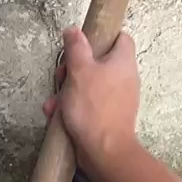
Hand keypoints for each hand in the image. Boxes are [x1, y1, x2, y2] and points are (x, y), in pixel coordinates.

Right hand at [43, 27, 141, 175]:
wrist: (104, 151)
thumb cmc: (94, 109)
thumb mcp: (79, 71)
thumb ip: (76, 48)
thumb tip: (74, 31)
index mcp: (123, 61)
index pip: (120, 37)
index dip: (101, 37)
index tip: (83, 44)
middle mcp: (125, 78)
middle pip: (98, 62)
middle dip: (74, 70)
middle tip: (63, 77)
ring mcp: (118, 98)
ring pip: (89, 85)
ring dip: (68, 91)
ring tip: (56, 103)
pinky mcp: (109, 115)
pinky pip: (89, 104)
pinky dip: (73, 107)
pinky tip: (58, 115)